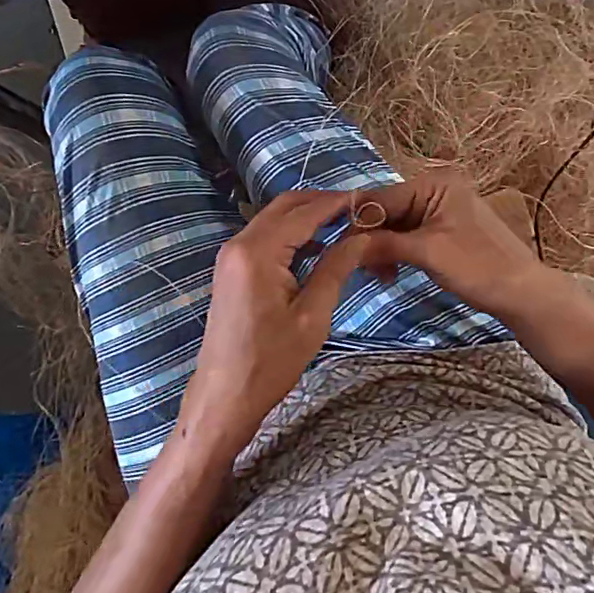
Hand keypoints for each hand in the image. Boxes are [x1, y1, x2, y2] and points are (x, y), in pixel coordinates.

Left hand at [174, 191, 369, 462]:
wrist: (225, 392)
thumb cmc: (271, 361)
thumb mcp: (312, 316)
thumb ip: (336, 268)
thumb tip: (363, 236)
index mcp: (257, 252)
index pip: (303, 213)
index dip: (337, 203)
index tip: (368, 199)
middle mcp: (239, 243)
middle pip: (285, 207)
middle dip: (322, 203)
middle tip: (359, 210)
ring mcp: (231, 253)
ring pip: (274, 218)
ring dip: (307, 216)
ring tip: (346, 224)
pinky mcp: (231, 266)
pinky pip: (264, 236)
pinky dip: (291, 233)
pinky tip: (318, 245)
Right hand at [347, 173, 563, 318]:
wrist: (525, 297)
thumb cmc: (479, 268)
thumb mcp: (427, 253)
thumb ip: (383, 243)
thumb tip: (344, 246)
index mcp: (434, 184)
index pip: (381, 199)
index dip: (358, 223)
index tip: (337, 248)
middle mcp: (434, 189)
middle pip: (385, 211)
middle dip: (369, 238)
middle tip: (357, 267)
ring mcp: (437, 209)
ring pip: (392, 225)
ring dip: (380, 248)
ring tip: (378, 275)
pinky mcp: (440, 229)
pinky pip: (405, 235)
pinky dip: (394, 252)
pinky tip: (388, 271)